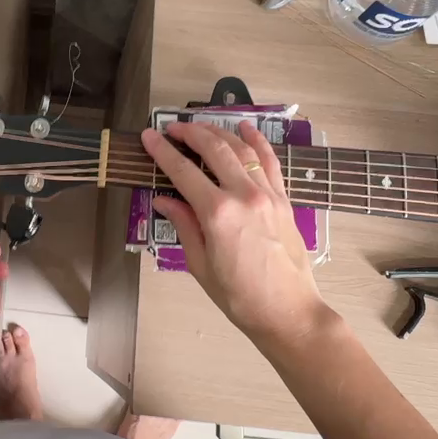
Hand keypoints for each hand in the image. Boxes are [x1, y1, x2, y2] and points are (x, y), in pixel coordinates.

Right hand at [141, 121, 329, 345]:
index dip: (162, 151)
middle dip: (190, 133)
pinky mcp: (284, 200)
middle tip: (172, 128)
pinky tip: (246, 128)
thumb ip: (183, 225)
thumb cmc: (239, 297)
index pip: (183, 172)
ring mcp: (267, 195)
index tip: (148, 136)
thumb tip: (164, 200)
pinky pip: (270, 161)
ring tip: (200, 126)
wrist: (289, 313)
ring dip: (219, 132)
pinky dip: (257, 141)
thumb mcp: (200, 265)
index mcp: (217, 214)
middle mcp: (243, 195)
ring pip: (241, 149)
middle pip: (214, 149)